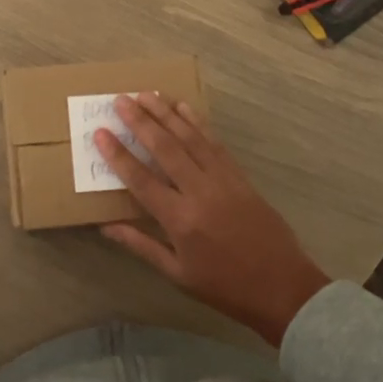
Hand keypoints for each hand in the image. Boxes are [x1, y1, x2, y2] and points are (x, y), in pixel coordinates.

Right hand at [95, 93, 330, 346]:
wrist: (282, 287)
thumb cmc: (224, 287)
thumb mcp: (177, 275)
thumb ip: (141, 245)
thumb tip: (105, 226)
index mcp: (179, 221)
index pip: (141, 180)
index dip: (118, 155)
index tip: (101, 132)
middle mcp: (199, 193)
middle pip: (165, 148)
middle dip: (140, 121)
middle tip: (120, 100)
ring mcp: (222, 180)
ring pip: (190, 138)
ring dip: (167, 113)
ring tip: (147, 94)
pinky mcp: (240, 176)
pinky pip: (214, 143)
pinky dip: (198, 123)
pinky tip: (184, 108)